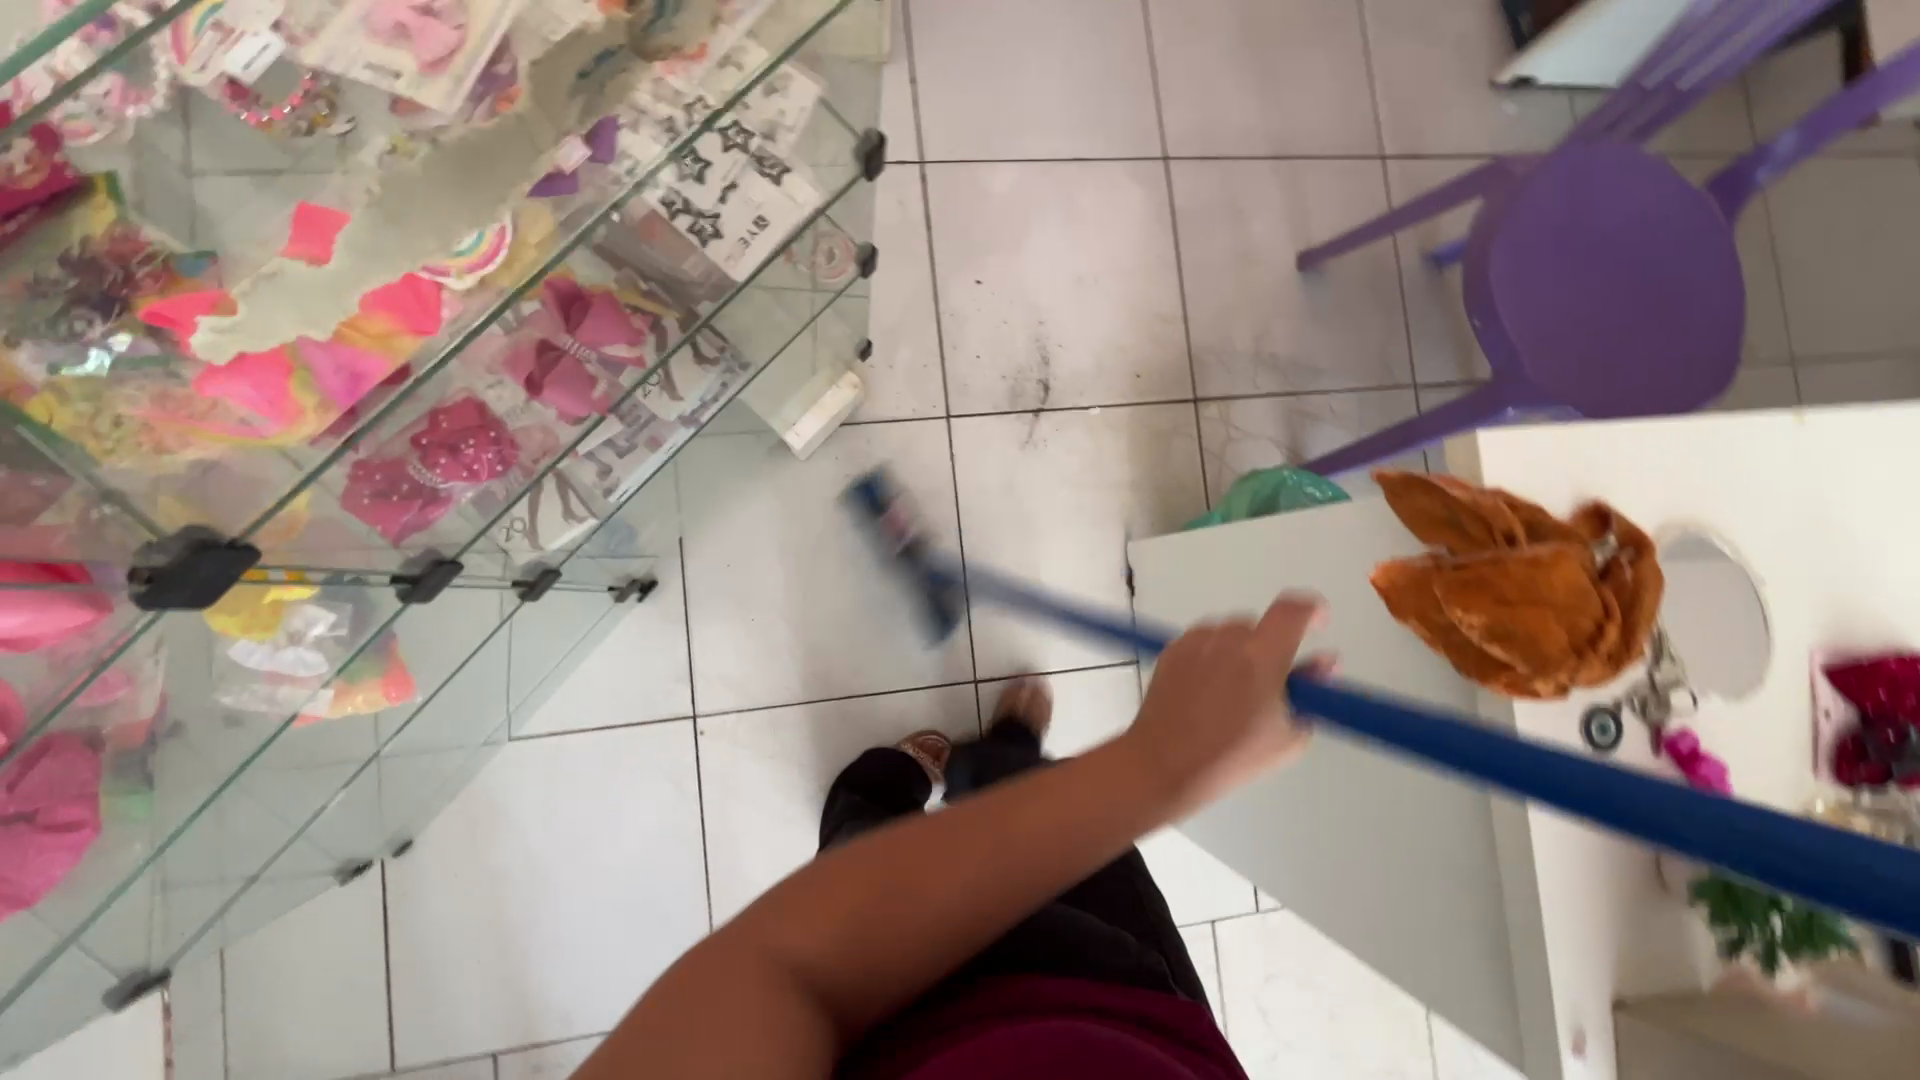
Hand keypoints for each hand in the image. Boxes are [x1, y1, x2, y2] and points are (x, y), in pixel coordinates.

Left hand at [1119, 593, 1332, 817]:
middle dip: (1268, 649)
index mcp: (1262, 655)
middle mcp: (1227, 638)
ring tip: (1231, 694)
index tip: (1318, 626)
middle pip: (1258, 627)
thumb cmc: (1233, 756)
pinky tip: (1205, 691)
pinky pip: (1201, 642)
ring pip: (1227, 634)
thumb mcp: (1289, 735)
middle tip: (1267, 685)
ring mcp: (1194, 641)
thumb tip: (1323, 664)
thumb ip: (1311, 692)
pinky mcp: (1171, 650)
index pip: (1293, 610)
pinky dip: (1210, 657)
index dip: (1311, 611)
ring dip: (1238, 653)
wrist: (1164, 763)